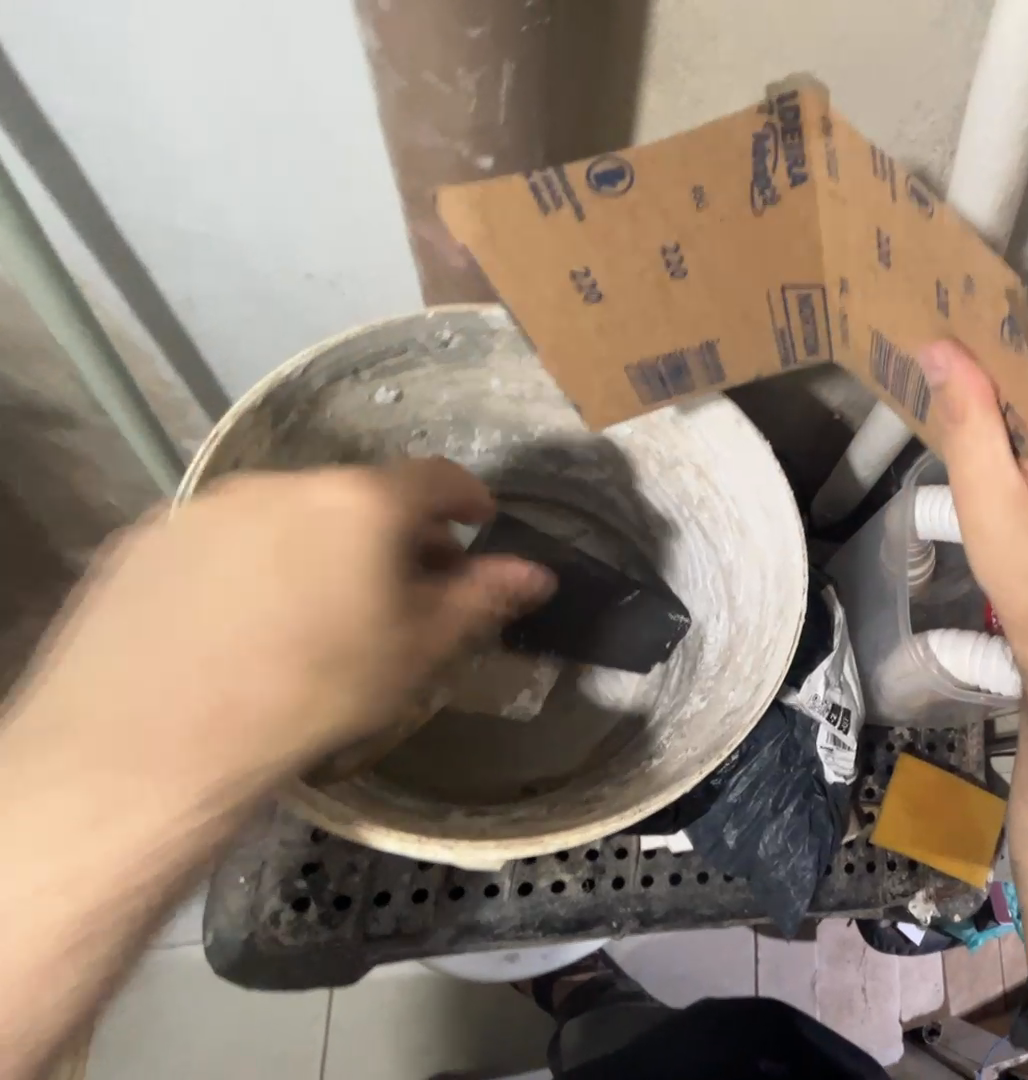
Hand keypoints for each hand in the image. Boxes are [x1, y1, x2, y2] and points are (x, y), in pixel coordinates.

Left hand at [3, 459, 553, 790]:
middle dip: (401, 530)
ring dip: (332, 541)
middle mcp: (283, 485)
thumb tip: (537, 573)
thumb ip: (484, 596)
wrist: (145, 748)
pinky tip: (257, 617)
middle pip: (365, 493)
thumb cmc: (317, 689)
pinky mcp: (146, 541)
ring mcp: (206, 509)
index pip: (438, 476)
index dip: (470, 499)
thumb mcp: (421, 646)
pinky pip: (232, 534)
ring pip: (297, 512)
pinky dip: (265, 558)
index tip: (479, 527)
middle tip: (412, 584)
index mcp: (361, 502)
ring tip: (331, 604)